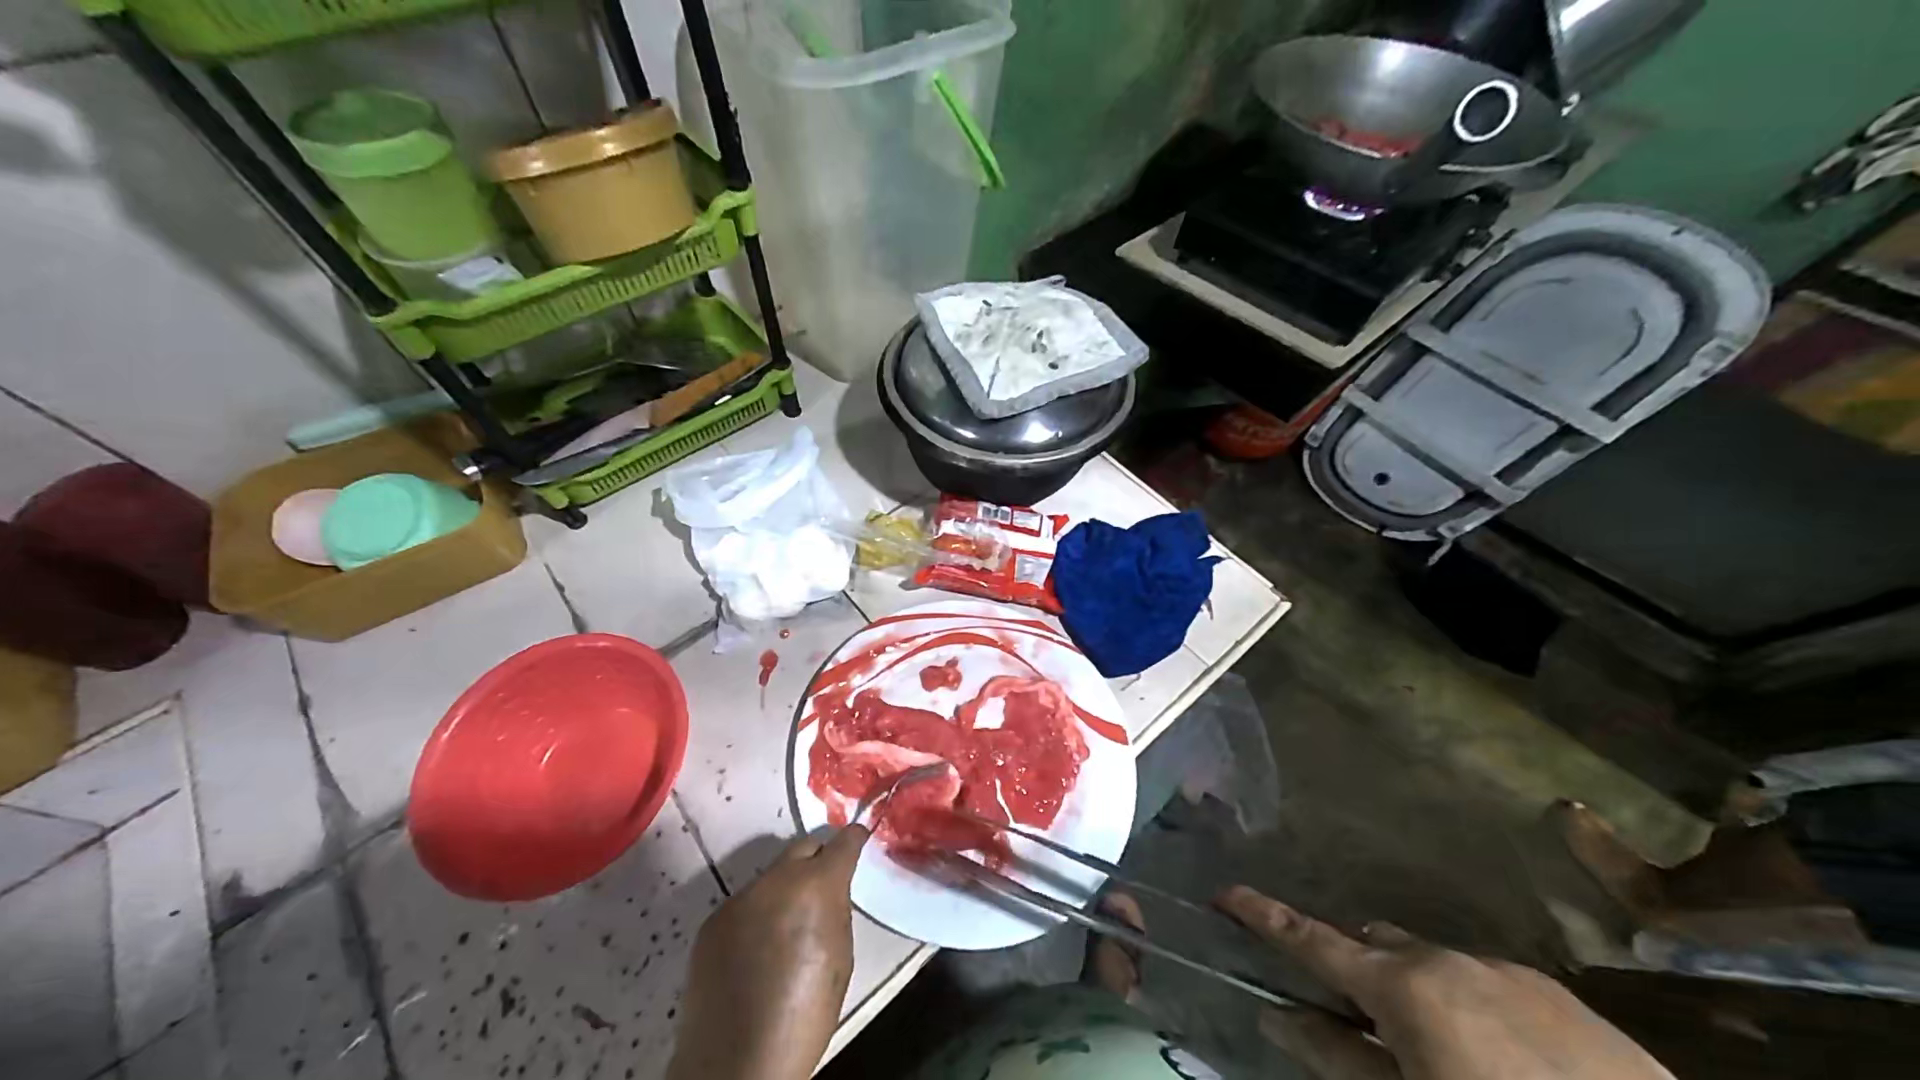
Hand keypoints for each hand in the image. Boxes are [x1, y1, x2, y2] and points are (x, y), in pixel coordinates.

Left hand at [667, 827, 869, 1079]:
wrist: (736, 1063)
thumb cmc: (805, 1015)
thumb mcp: (841, 958)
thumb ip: (836, 911)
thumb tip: (830, 892)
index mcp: (816, 886)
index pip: (842, 843)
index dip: (854, 840)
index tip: (859, 840)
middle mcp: (775, 880)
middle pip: (802, 849)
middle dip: (818, 860)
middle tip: (824, 887)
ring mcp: (739, 899)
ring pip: (772, 878)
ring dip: (785, 890)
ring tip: (787, 929)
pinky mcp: (713, 922)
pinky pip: (745, 905)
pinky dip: (757, 915)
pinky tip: (758, 950)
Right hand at [1216, 886, 1671, 1079]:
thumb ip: (1339, 1058)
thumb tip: (1277, 1016)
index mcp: (1405, 982)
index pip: (1312, 939)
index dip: (1263, 916)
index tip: (1224, 894)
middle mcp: (1452, 958)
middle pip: (1377, 942)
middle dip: (1355, 967)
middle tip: (1352, 1015)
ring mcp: (1514, 974)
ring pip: (1436, 962)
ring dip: (1416, 989)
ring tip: (1438, 1050)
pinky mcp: (1567, 1002)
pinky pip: (1493, 984)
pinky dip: (1472, 1006)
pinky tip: (1501, 1060)